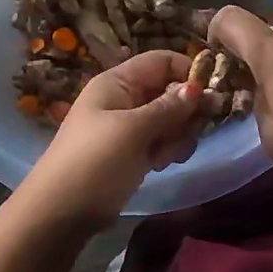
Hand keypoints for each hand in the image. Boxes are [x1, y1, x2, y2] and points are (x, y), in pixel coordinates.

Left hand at [18, 50, 201, 228]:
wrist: (62, 210)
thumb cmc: (95, 161)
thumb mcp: (133, 129)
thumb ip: (168, 107)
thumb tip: (199, 88)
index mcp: (117, 82)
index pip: (162, 61)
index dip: (188, 73)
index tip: (210, 96)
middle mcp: (124, 99)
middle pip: (170, 91)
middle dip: (185, 111)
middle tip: (190, 132)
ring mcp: (129, 128)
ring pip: (171, 120)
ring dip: (177, 136)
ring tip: (164, 156)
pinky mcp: (133, 153)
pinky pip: (162, 142)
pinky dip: (167, 151)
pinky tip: (160, 166)